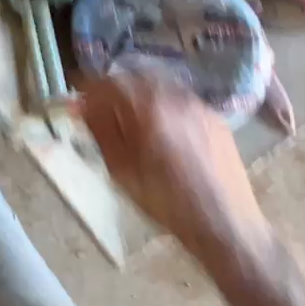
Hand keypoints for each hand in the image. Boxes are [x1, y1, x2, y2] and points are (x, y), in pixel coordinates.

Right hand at [78, 70, 269, 253]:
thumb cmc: (166, 201)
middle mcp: (173, 97)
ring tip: (134, 120)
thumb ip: (99, 130)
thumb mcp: (120, 169)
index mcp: (146, 107)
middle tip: (105, 110)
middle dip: (114, 91)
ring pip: (159, 87)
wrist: (226, 226)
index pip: (107, 82)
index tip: (78, 101)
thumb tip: (82, 106)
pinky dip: (164, 107)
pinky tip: (165, 131)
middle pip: (133, 78)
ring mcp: (198, 106)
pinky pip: (181, 101)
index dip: (87, 89)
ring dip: (140, 96)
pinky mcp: (215, 119)